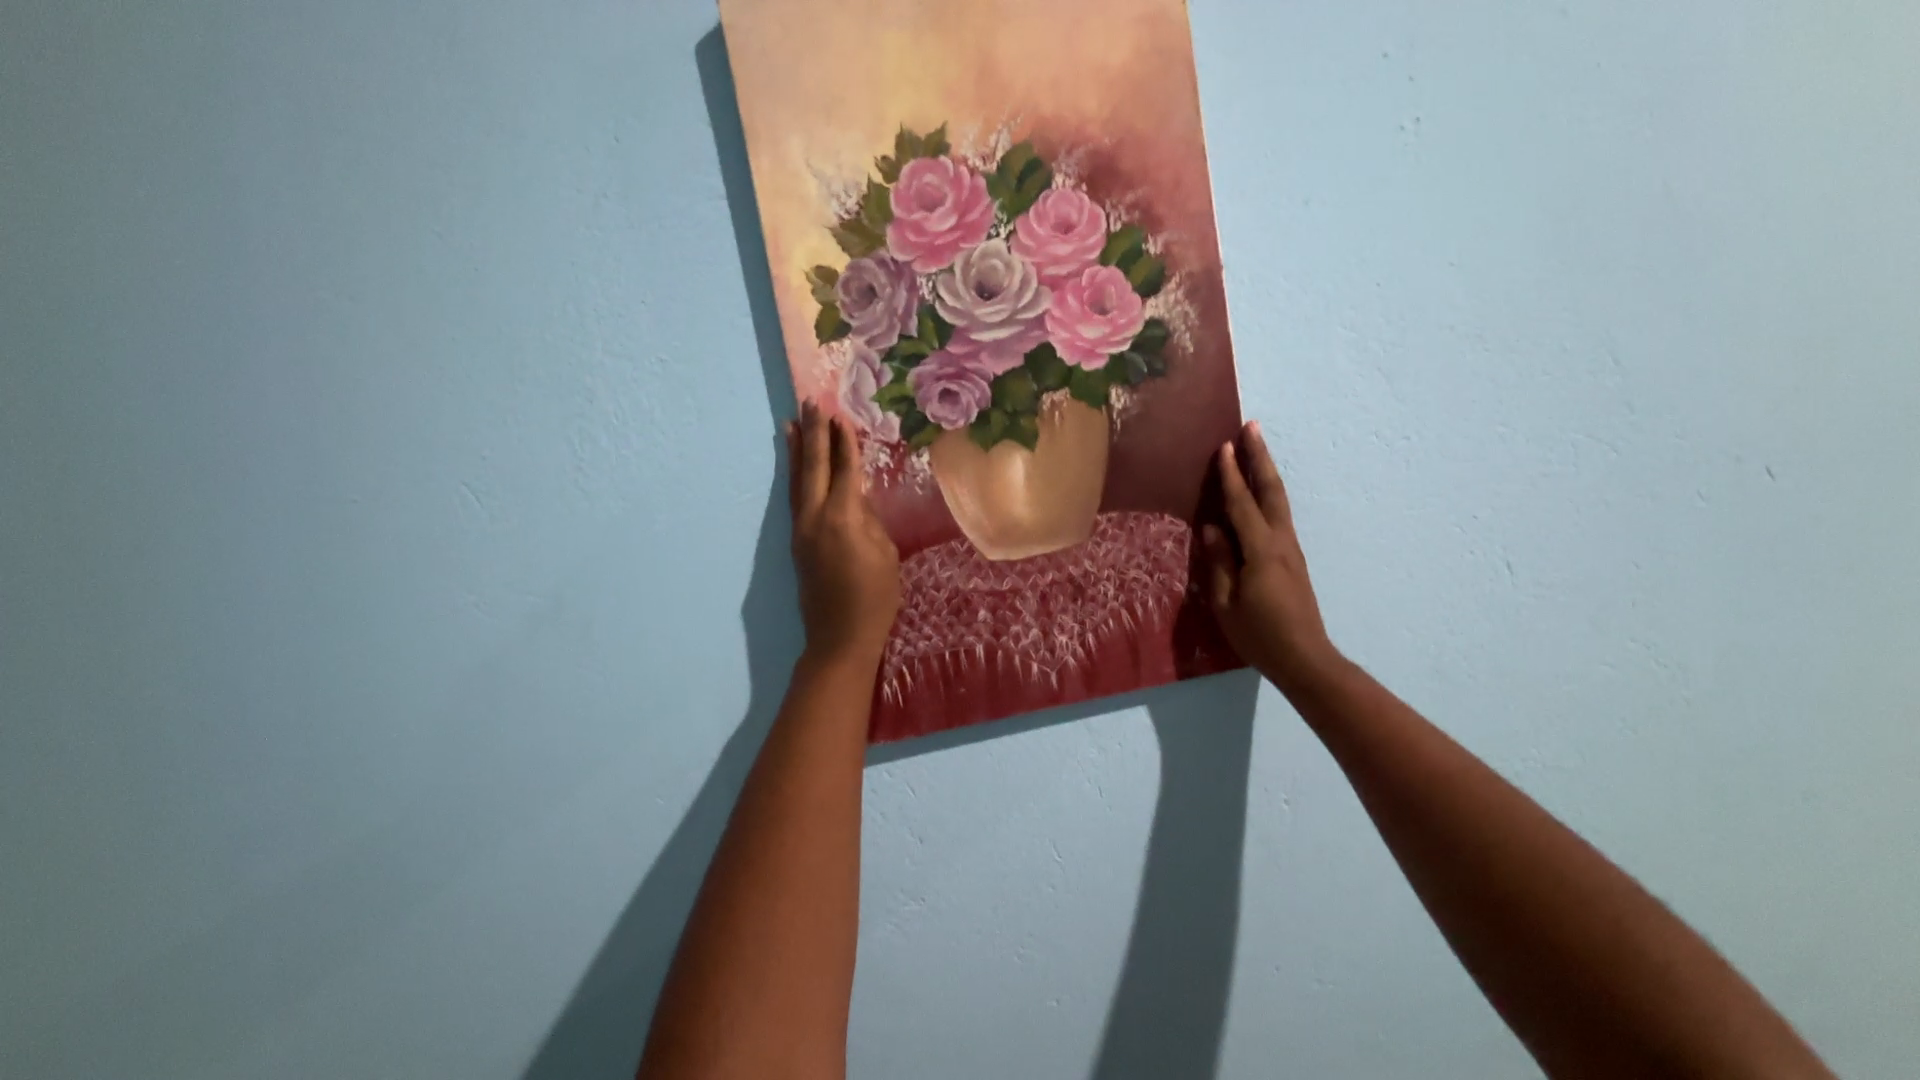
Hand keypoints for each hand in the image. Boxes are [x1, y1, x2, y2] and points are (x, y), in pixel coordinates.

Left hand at [787, 402, 900, 663]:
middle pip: (814, 466)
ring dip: (797, 451)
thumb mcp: (884, 553)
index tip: (841, 415)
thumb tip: (856, 500)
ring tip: (792, 424)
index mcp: (843, 518)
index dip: (845, 442)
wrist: (839, 637)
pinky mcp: (797, 542)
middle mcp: (815, 517)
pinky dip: (794, 476)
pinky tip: (796, 468)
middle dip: (814, 434)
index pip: (845, 470)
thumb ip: (869, 520)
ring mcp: (801, 529)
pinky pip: (794, 499)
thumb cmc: (875, 598)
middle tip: (811, 403)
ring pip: (797, 481)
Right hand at [1200, 421, 1342, 691]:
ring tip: (1256, 448)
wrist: (1304, 658)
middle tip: (1251, 427)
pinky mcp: (1292, 559)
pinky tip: (1259, 493)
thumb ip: (1220, 562)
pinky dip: (1268, 495)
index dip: (1231, 476)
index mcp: (1261, 551)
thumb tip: (1213, 529)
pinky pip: (1278, 516)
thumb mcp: (1227, 603)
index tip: (1223, 446)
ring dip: (1266, 472)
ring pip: (1279, 501)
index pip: (1242, 505)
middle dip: (1260, 458)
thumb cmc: (1259, 635)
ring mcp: (1291, 549)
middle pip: (1270, 491)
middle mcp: (1281, 542)